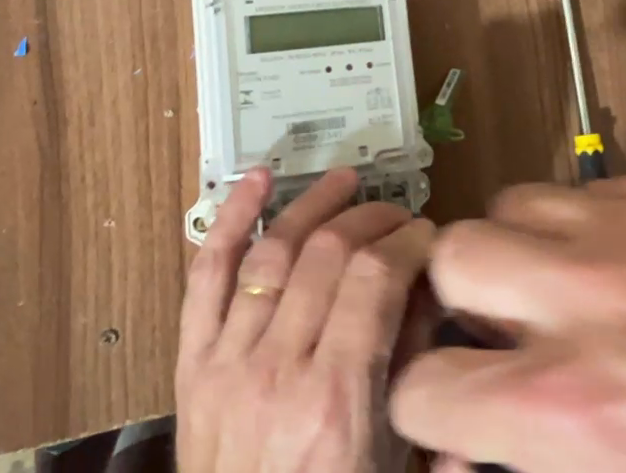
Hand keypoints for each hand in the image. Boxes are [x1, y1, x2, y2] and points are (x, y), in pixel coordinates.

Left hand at [177, 166, 436, 472]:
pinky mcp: (192, 360)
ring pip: (273, 251)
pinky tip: (256, 180)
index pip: (375, 279)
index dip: (407, 241)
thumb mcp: (399, 463)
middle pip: (329, 255)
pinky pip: (206, 275)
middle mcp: (279, 369)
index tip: (426, 234)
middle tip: (396, 214)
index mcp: (336, 400)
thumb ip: (423, 381)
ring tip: (345, 181)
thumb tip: (433, 300)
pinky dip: (230, 220)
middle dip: (371, 218)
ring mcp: (229, 359)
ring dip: (312, 204)